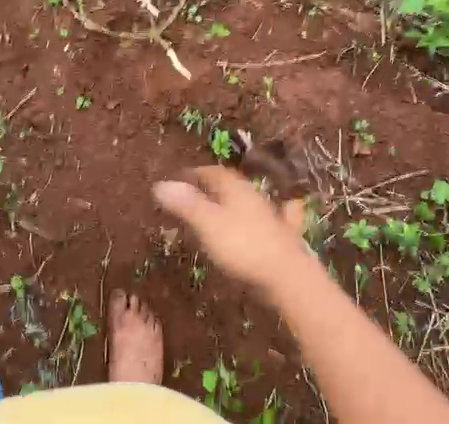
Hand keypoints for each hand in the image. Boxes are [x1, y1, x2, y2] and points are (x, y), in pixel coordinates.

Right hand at [153, 166, 312, 292]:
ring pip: (244, 202)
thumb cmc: (243, 245)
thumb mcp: (207, 224)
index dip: (194, 174)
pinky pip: (260, 220)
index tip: (179, 180)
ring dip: (229, 203)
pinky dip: (253, 220)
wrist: (288, 276)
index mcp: (234, 187)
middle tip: (192, 196)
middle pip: (228, 186)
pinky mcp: (278, 236)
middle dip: (210, 188)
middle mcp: (252, 195)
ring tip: (215, 211)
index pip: (211, 172)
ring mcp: (268, 215)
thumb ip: (186, 204)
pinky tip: (260, 225)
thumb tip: (160, 185)